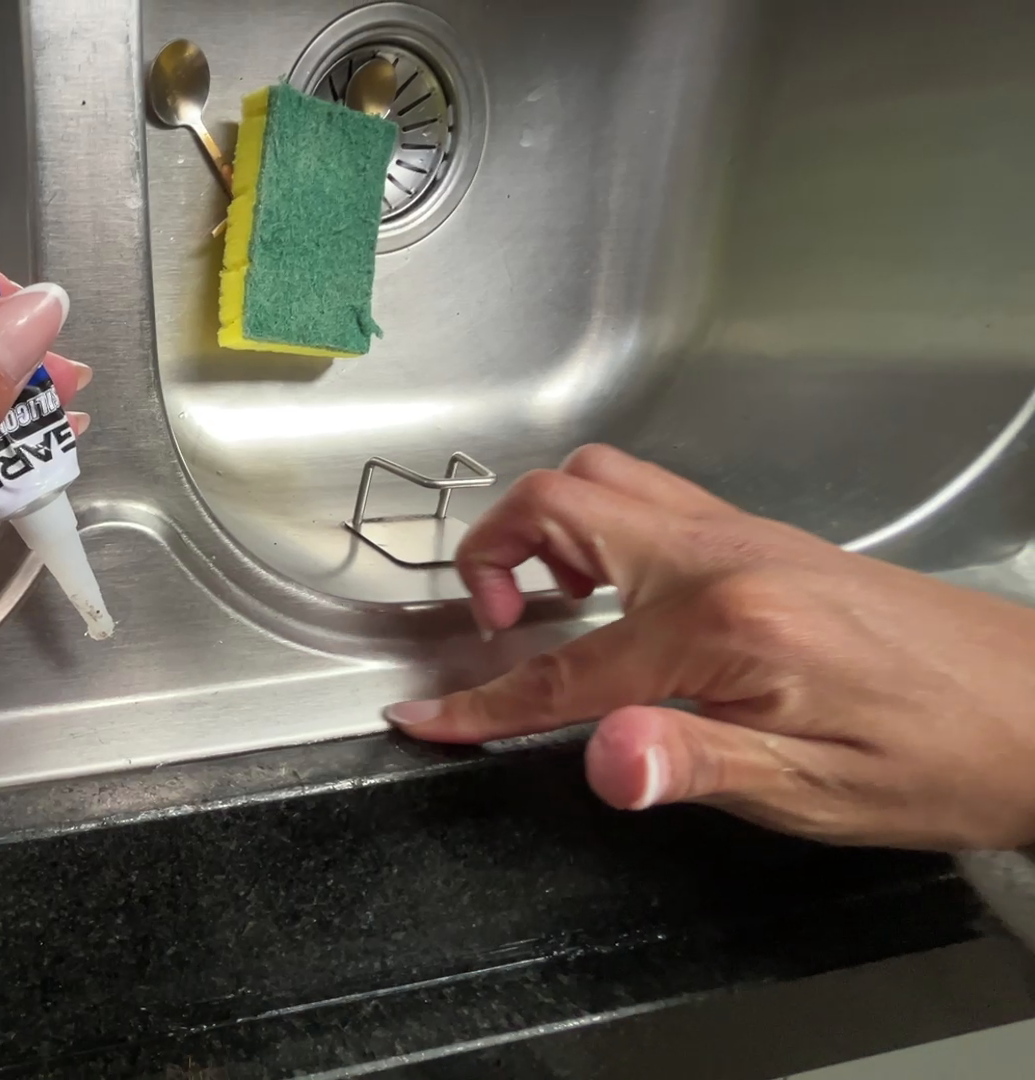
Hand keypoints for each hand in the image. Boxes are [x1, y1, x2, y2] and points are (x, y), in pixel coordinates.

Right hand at [386, 444, 1034, 850]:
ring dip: (537, 528)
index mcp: (726, 621)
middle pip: (554, 504)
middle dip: (488, 556)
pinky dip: (585, 526)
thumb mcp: (818, 791)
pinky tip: (605, 583)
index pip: (568, 669)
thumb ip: (692, 764)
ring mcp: (732, 530)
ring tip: (544, 593)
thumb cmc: (952, 759)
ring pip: (592, 478)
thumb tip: (603, 764)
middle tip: (496, 621)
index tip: (424, 718)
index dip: (485, 704)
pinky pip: (632, 493)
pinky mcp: (744, 532)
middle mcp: (717, 552)